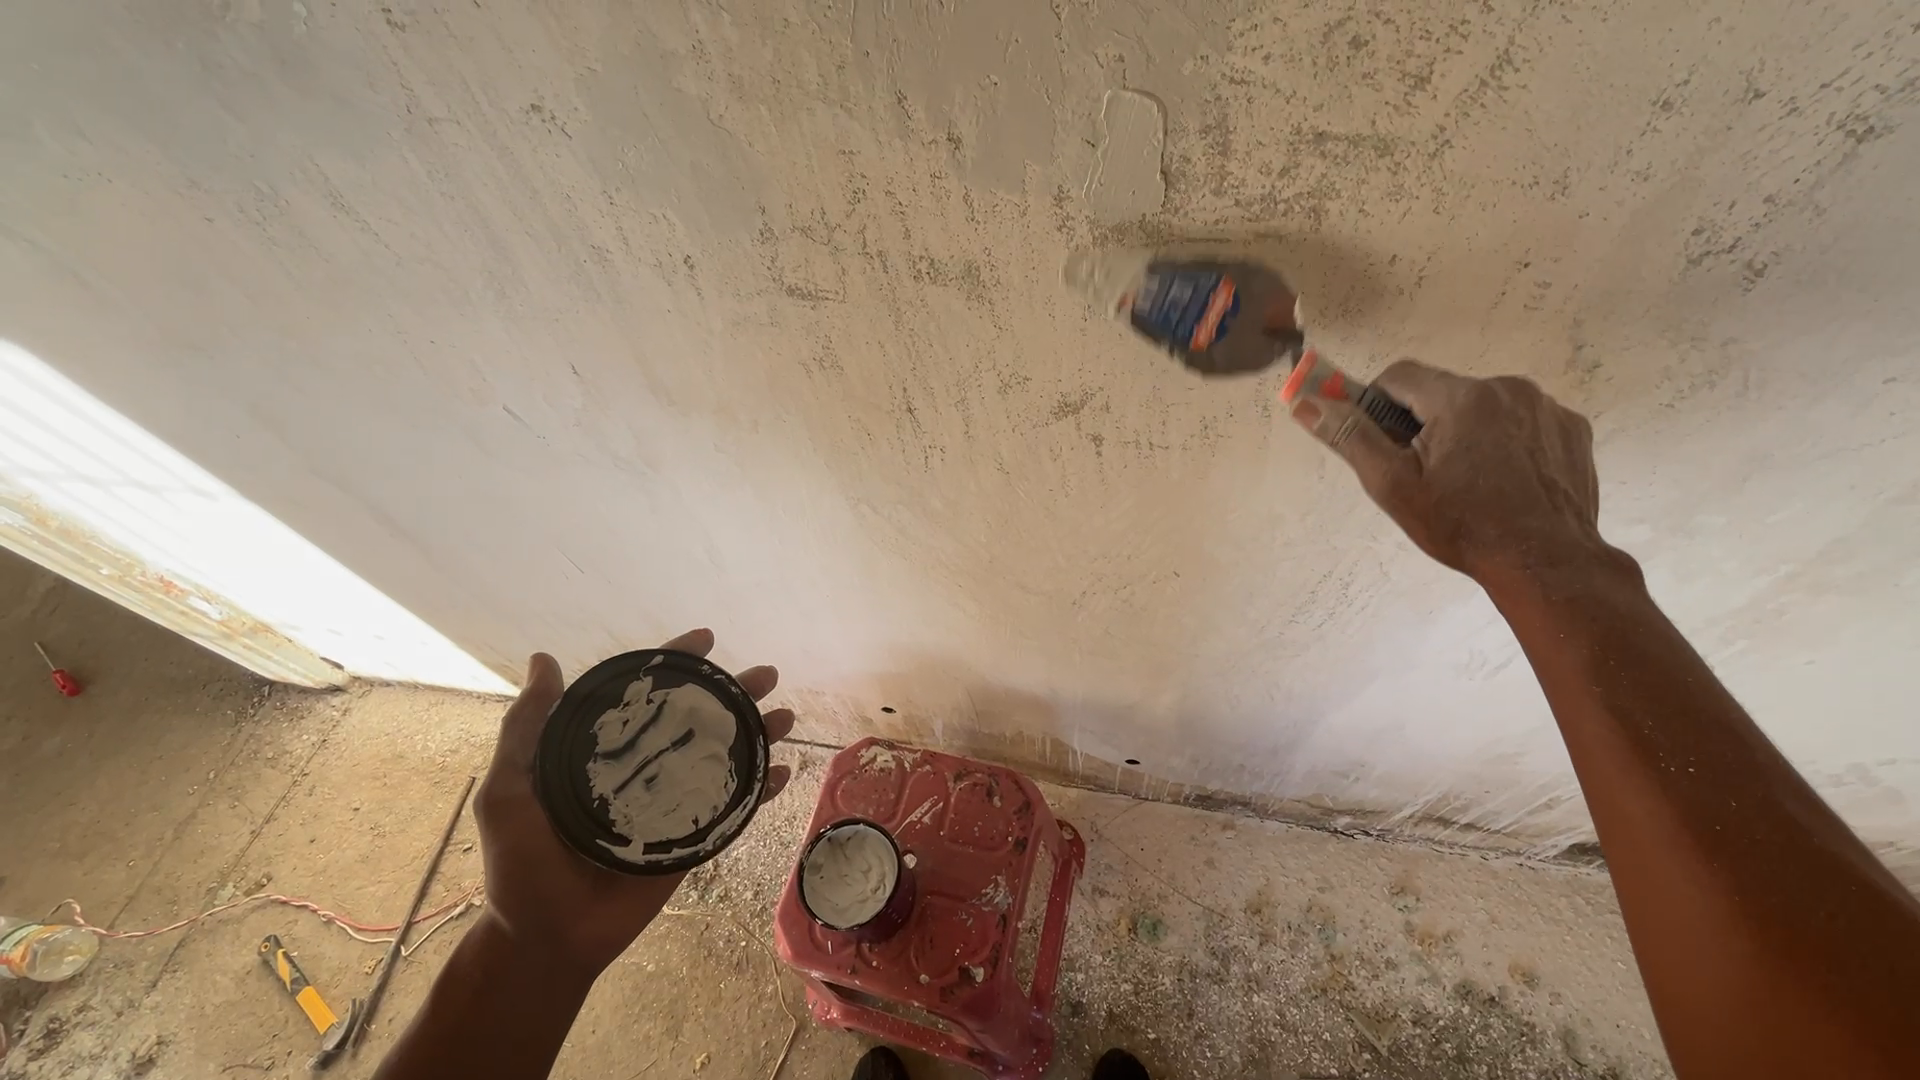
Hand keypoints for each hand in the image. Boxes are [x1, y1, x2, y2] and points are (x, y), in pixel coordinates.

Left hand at [470, 628, 794, 980]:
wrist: (548, 938)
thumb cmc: (521, 866)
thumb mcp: (509, 793)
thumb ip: (525, 730)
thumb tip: (543, 660)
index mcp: (606, 750)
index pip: (647, 695)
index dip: (677, 663)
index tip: (707, 639)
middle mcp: (645, 767)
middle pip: (697, 720)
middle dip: (735, 693)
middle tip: (767, 674)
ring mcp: (673, 801)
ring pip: (723, 757)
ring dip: (758, 734)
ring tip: (786, 716)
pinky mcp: (693, 839)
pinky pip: (734, 809)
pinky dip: (761, 790)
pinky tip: (783, 771)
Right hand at [1288, 361, 1603, 579]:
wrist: (1543, 562)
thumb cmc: (1460, 525)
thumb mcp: (1391, 485)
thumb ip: (1350, 436)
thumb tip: (1307, 403)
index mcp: (1461, 397)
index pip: (1398, 375)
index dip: (1376, 403)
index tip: (1378, 440)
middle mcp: (1508, 388)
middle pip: (1442, 392)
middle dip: (1422, 423)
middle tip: (1421, 472)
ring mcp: (1546, 407)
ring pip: (1482, 407)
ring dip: (1464, 431)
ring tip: (1466, 481)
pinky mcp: (1572, 429)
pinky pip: (1520, 422)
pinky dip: (1504, 442)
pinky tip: (1503, 480)